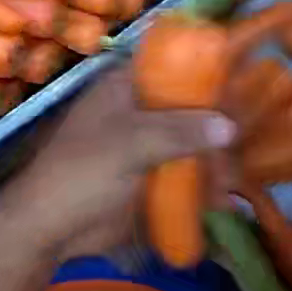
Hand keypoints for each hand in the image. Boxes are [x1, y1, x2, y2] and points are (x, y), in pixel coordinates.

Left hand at [7, 66, 235, 261]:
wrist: (50, 229)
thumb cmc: (82, 170)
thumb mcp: (130, 144)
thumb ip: (179, 131)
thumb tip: (229, 126)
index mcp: (127, 84)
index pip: (173, 62)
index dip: (206, 67)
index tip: (241, 79)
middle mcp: (141, 107)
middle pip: (190, 104)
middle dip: (217, 125)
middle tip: (238, 145)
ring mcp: (147, 142)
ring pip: (192, 140)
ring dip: (214, 159)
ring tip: (230, 182)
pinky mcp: (151, 174)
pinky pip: (186, 172)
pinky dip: (203, 184)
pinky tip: (223, 201)